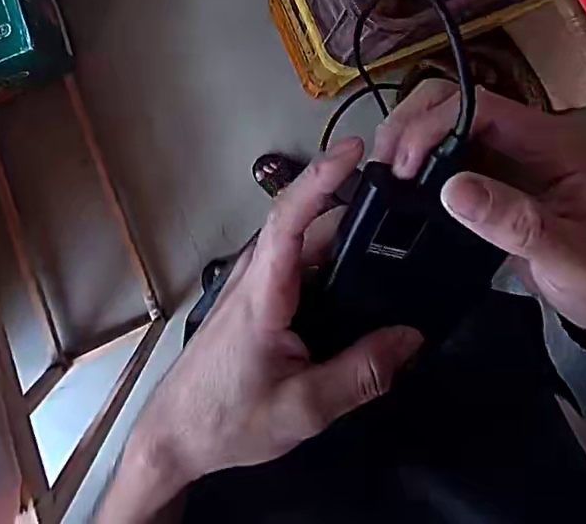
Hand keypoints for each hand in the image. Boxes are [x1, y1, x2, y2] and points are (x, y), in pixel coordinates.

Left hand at [98, 138, 423, 520]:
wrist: (176, 434)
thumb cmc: (223, 418)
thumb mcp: (302, 408)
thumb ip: (360, 375)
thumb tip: (409, 342)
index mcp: (264, 289)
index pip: (291, 215)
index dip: (322, 176)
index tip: (352, 151)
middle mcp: (257, 272)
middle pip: (308, 219)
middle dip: (350, 199)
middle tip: (397, 194)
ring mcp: (256, 278)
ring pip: (304, 237)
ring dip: (342, 225)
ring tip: (386, 225)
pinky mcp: (259, 291)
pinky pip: (298, 255)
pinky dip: (329, 249)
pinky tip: (356, 266)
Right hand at [374, 82, 585, 344]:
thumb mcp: (572, 258)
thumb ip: (516, 223)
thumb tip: (451, 189)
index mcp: (554, 141)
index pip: (482, 107)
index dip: (435, 125)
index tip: (404, 166)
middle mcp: (526, 134)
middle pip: (456, 99)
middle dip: (413, 121)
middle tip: (386, 165)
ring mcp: (506, 150)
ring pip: (444, 117)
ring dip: (408, 134)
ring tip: (385, 172)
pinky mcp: (490, 171)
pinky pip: (444, 148)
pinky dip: (416, 156)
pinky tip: (400, 181)